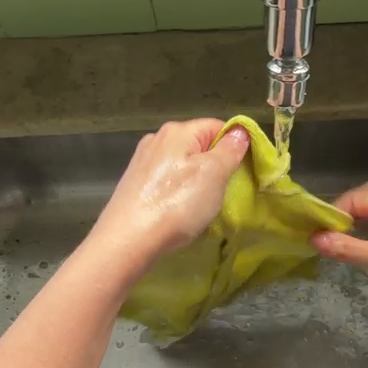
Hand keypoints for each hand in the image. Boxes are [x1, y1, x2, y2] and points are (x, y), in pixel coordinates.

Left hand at [87, 118, 249, 270]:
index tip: (240, 173)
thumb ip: (230, 150)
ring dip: (196, 180)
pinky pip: (167, 179)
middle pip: (199, 145)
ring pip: (183, 163)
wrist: (127, 240)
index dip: (234, 146)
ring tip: (199, 205)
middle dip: (215, 165)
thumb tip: (240, 131)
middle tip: (221, 192)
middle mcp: (157, 138)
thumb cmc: (176, 205)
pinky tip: (177, 210)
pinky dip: (177, 191)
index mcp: (178, 130)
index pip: (218, 126)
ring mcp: (143, 160)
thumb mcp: (214, 175)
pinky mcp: (135, 181)